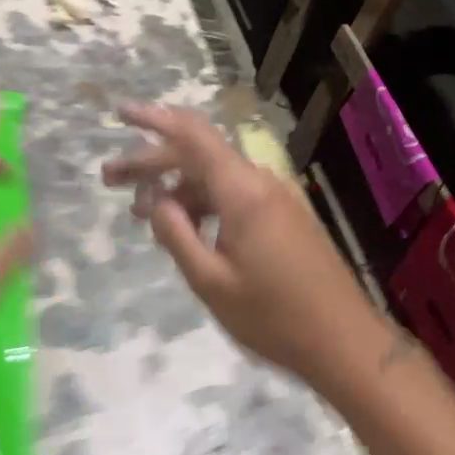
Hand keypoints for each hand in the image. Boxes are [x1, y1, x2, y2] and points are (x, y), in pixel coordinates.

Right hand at [102, 104, 383, 385]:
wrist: (344, 341)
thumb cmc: (273, 317)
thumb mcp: (211, 282)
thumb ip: (177, 234)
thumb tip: (154, 200)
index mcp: (242, 191)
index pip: (192, 136)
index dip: (154, 119)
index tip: (120, 113)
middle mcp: (259, 183)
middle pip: (198, 155)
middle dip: (151, 161)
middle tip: (109, 178)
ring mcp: (275, 198)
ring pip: (215, 177)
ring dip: (176, 186)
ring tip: (138, 212)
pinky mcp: (283, 217)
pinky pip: (233, 195)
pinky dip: (202, 202)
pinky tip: (182, 226)